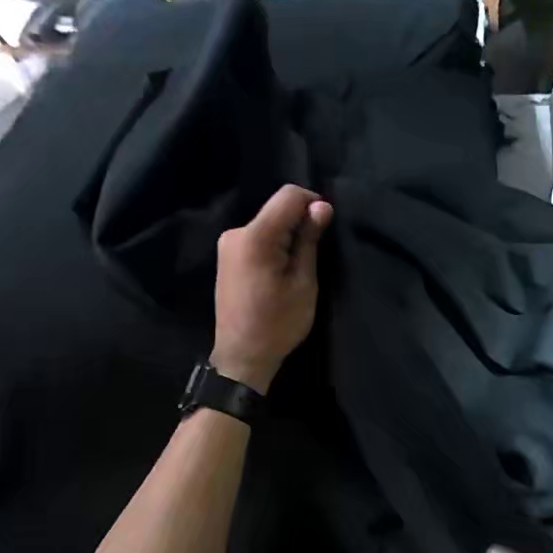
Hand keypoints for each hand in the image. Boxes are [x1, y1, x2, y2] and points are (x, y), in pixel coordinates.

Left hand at [212, 185, 331, 392]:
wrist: (242, 356)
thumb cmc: (278, 324)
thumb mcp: (303, 283)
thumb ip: (309, 241)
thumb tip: (321, 207)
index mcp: (255, 237)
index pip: (288, 196)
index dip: (312, 203)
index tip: (326, 228)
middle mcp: (236, 232)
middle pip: (276, 210)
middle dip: (299, 223)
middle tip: (314, 256)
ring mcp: (228, 244)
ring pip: (268, 224)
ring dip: (287, 237)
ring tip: (298, 269)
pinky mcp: (227, 256)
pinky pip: (257, 238)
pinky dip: (274, 246)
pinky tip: (280, 272)